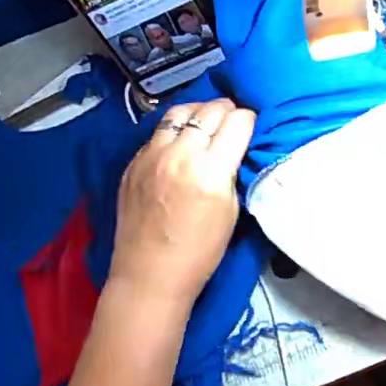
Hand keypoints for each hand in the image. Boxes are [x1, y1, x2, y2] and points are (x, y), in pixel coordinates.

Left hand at [108, 98, 256, 307]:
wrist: (150, 274)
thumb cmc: (200, 252)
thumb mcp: (231, 211)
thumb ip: (231, 173)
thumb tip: (232, 149)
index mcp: (210, 171)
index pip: (237, 122)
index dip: (249, 120)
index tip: (251, 127)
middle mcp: (180, 155)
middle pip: (210, 110)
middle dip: (227, 111)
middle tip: (233, 121)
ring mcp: (151, 156)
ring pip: (179, 112)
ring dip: (198, 112)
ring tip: (206, 122)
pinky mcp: (133, 163)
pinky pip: (157, 132)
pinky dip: (174, 131)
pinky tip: (180, 144)